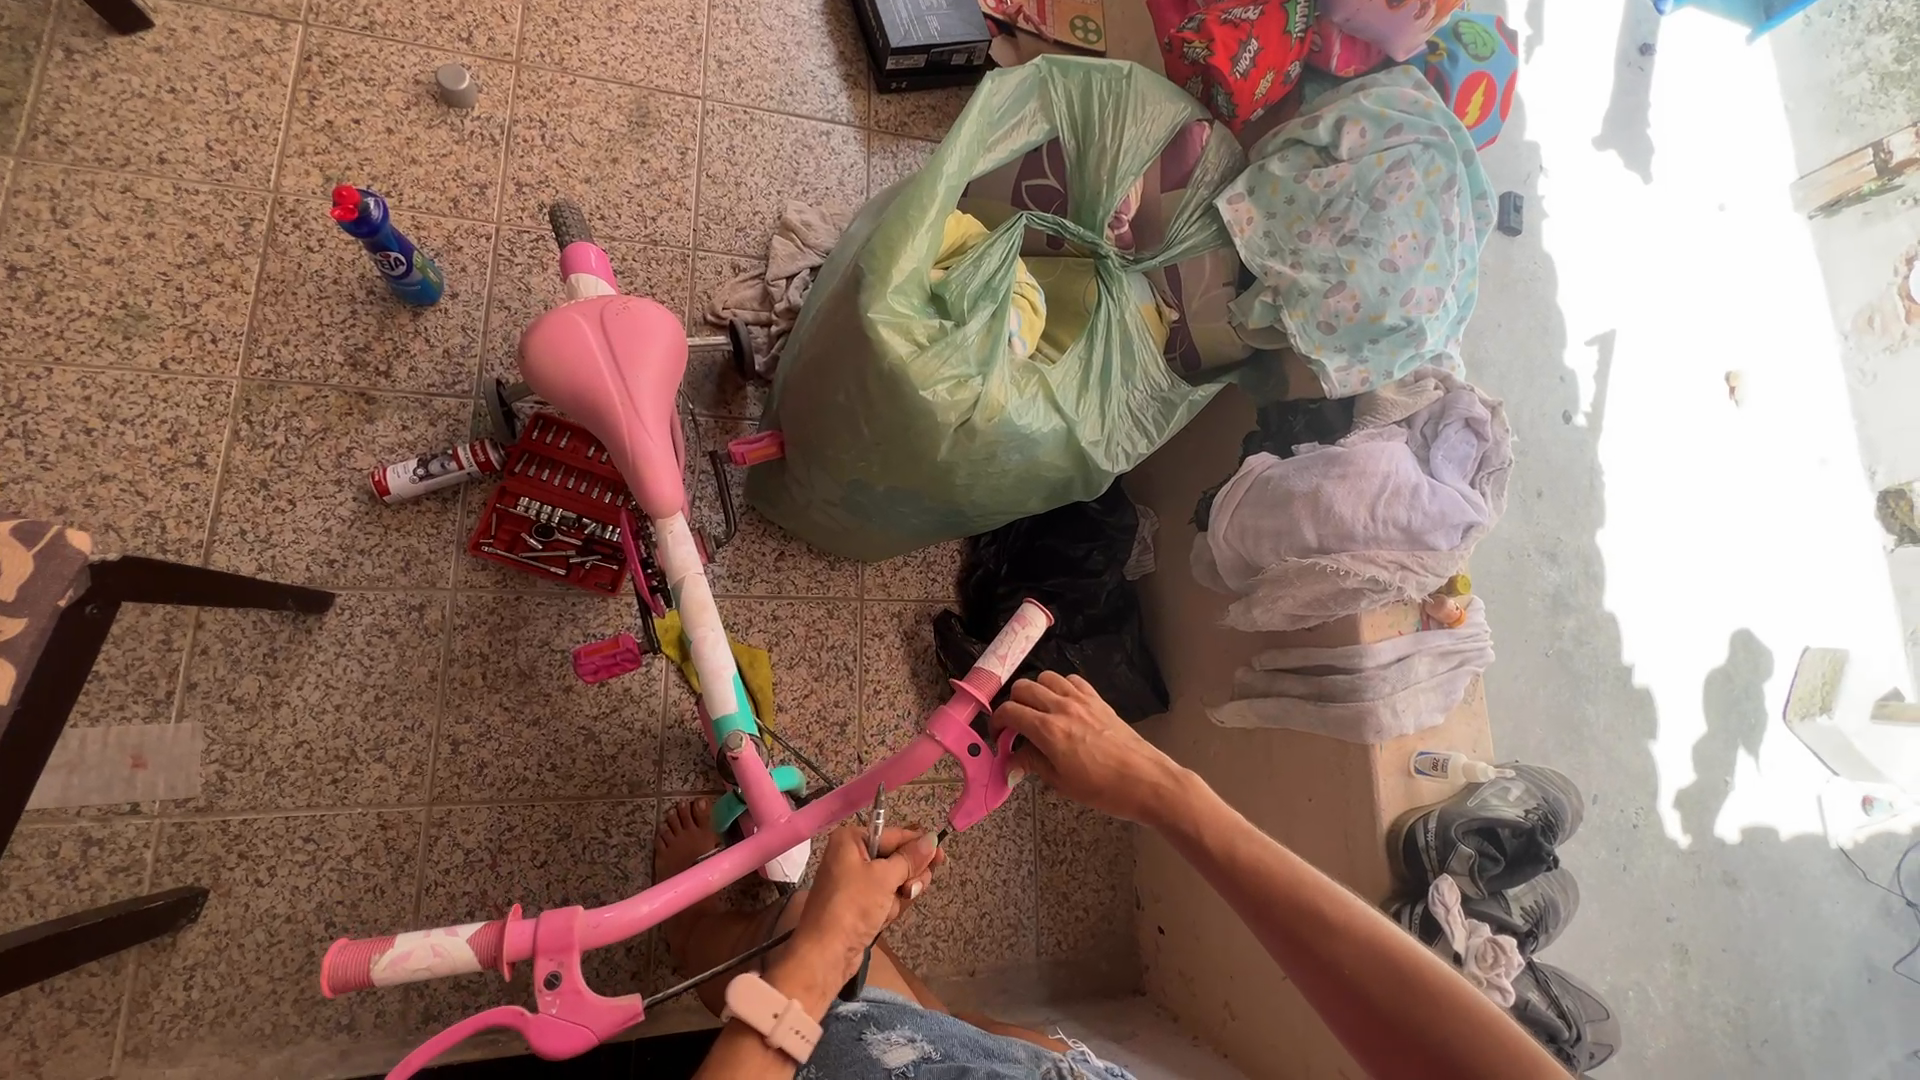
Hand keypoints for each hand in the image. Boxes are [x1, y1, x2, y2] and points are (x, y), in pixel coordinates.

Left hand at [787, 825, 941, 986]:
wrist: (825, 956)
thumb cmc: (851, 907)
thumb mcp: (884, 878)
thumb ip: (910, 859)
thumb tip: (932, 839)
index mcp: (851, 840)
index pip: (895, 835)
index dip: (918, 846)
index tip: (941, 856)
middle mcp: (852, 856)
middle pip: (897, 858)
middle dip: (906, 877)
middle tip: (909, 890)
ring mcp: (855, 882)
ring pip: (895, 881)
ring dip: (897, 896)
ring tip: (887, 909)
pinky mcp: (859, 904)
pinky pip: (885, 898)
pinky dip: (888, 909)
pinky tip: (881, 919)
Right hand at [991, 671, 1192, 826]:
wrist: (1145, 780)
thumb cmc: (1103, 788)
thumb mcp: (1060, 782)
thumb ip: (1032, 764)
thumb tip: (1011, 762)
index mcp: (1047, 730)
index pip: (1009, 712)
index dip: (997, 723)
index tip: (999, 737)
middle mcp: (1061, 707)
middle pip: (1023, 688)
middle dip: (1012, 704)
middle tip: (1015, 726)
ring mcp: (1081, 700)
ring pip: (1046, 677)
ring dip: (1035, 691)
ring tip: (1038, 712)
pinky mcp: (1097, 699)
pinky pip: (1072, 680)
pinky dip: (1061, 687)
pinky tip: (1063, 704)